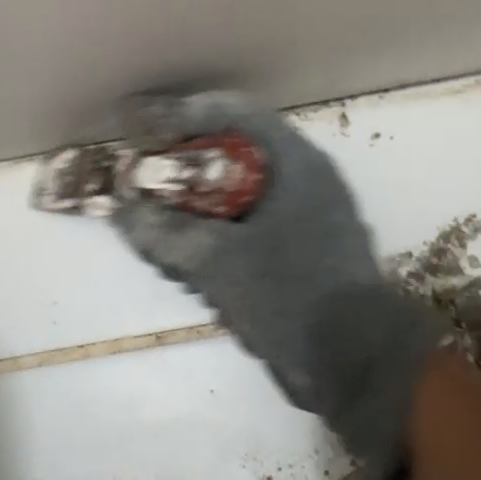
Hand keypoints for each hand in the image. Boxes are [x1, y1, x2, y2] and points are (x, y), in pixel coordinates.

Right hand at [110, 93, 443, 479]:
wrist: (358, 367)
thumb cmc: (291, 295)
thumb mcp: (219, 263)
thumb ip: (167, 234)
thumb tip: (122, 211)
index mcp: (295, 162)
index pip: (232, 113)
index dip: (182, 116)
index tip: (142, 133)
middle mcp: (305, 179)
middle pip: (234, 152)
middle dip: (183, 164)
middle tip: (142, 177)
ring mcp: (309, 218)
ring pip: (240, 193)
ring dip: (196, 203)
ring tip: (155, 217)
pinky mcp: (305, 254)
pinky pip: (250, 227)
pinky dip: (216, 233)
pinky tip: (186, 256)